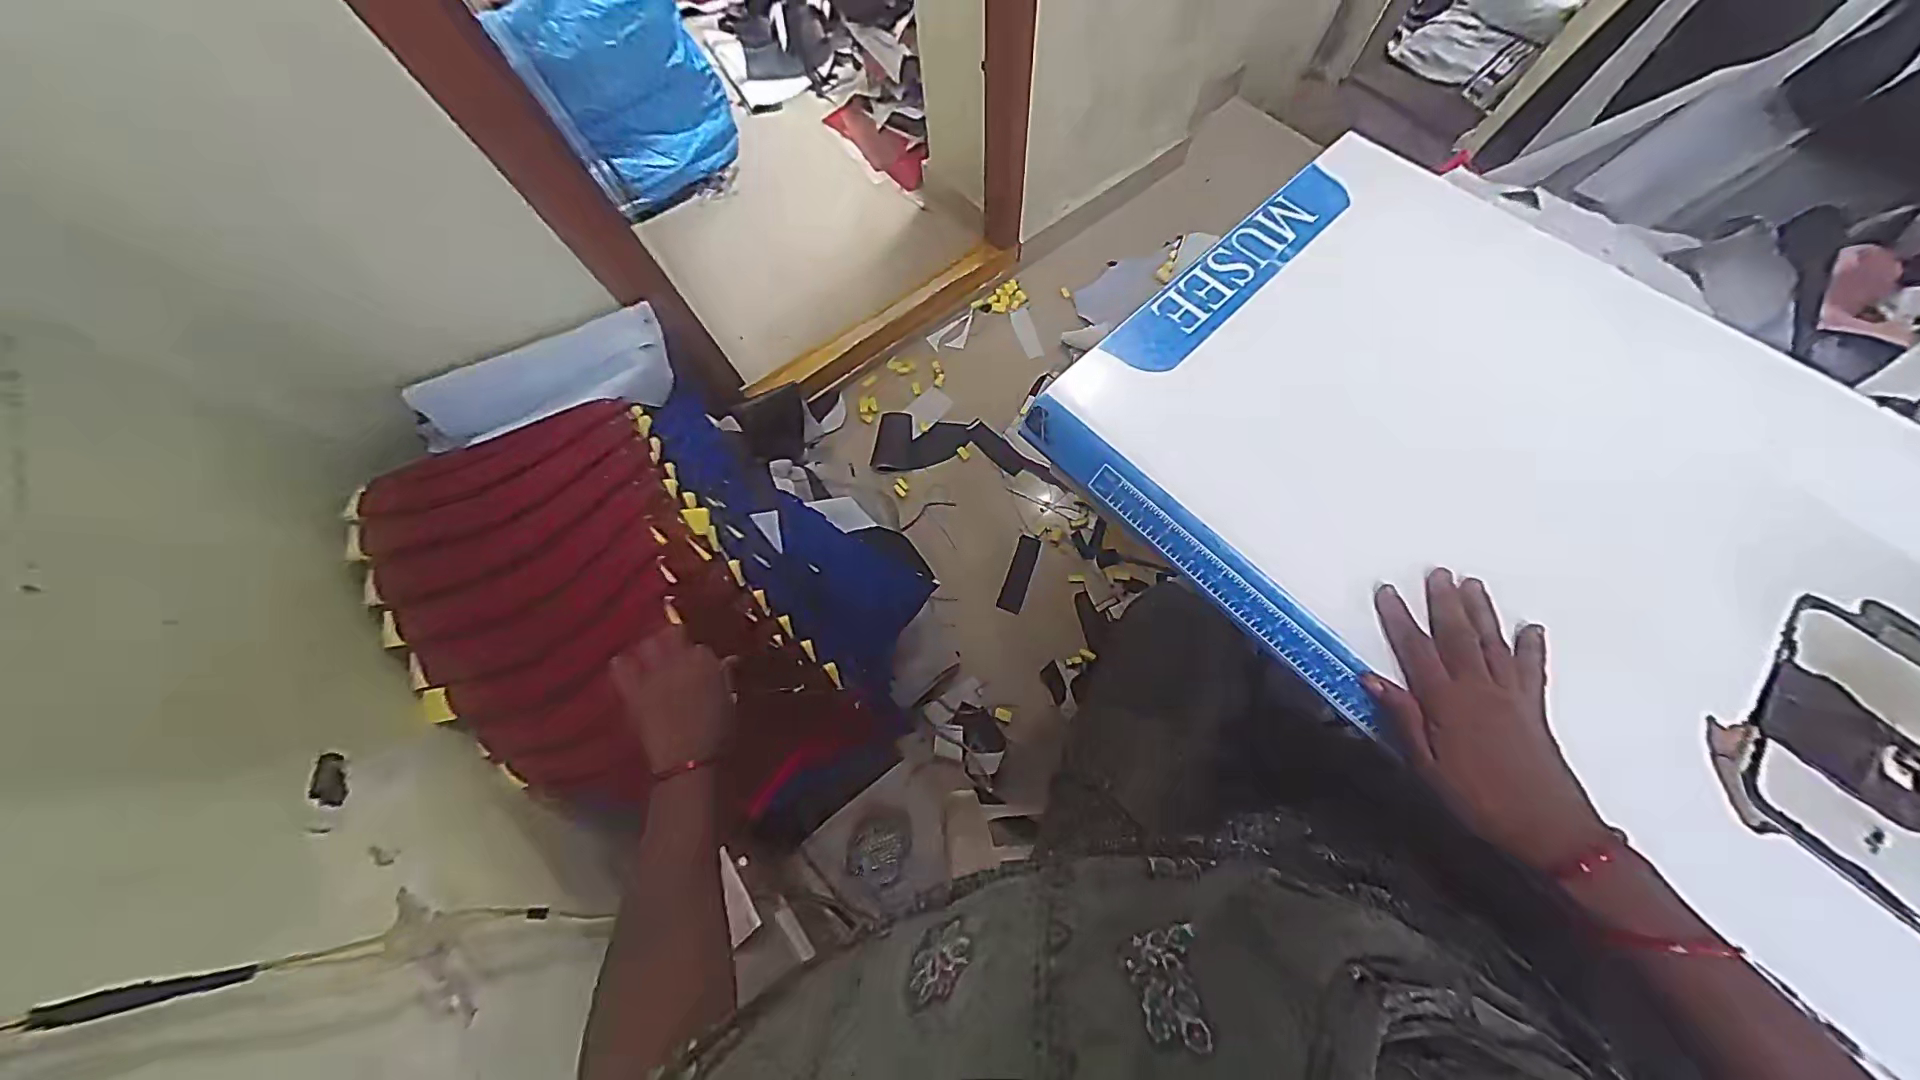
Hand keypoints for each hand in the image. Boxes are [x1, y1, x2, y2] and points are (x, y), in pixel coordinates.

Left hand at [610, 627, 734, 771]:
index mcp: (706, 662)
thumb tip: (727, 661)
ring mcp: (653, 676)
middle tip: (672, 651)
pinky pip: (621, 669)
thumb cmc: (718, 732)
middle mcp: (678, 662)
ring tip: (650, 657)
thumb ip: (725, 676)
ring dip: (649, 648)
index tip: (698, 664)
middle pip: (669, 634)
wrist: (689, 761)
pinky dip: (622, 664)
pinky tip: (623, 665)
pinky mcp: (633, 693)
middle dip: (671, 640)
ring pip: (645, 645)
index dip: (697, 655)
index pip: (699, 646)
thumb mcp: (729, 699)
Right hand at [1364, 569, 1608, 870]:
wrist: (1552, 830)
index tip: (1388, 593)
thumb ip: (1402, 718)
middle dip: (1444, 603)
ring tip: (1472, 585)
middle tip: (1436, 573)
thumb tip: (1372, 679)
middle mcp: (1479, 690)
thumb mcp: (1426, 766)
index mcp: (1446, 703)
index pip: (1415, 651)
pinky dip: (1531, 647)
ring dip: (1481, 612)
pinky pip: (1531, 670)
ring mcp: (1510, 696)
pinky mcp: (1533, 709)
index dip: (1399, 619)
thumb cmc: (1478, 800)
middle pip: (1457, 637)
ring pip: (1491, 643)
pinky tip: (1530, 629)